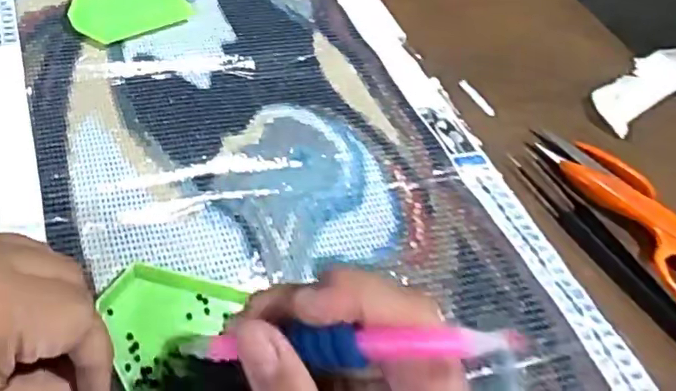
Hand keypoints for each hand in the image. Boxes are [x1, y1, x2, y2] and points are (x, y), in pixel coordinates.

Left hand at [0, 233, 111, 390]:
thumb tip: (74, 384)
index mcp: (3, 291)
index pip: (83, 315)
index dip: (98, 365)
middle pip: (68, 275)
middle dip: (77, 329)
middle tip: (67, 383)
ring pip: (41, 258)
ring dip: (52, 303)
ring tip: (37, 360)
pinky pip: (7, 254)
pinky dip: (23, 287)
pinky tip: (5, 333)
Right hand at [230, 266, 465, 390]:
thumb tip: (247, 329)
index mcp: (432, 390)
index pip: (416, 318)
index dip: (358, 295)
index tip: (302, 308)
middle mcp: (419, 378)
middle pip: (369, 313)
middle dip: (302, 304)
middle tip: (247, 320)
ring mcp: (392, 380)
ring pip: (344, 327)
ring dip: (289, 320)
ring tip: (243, 332)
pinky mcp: (369, 383)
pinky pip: (334, 351)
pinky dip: (295, 341)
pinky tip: (261, 345)